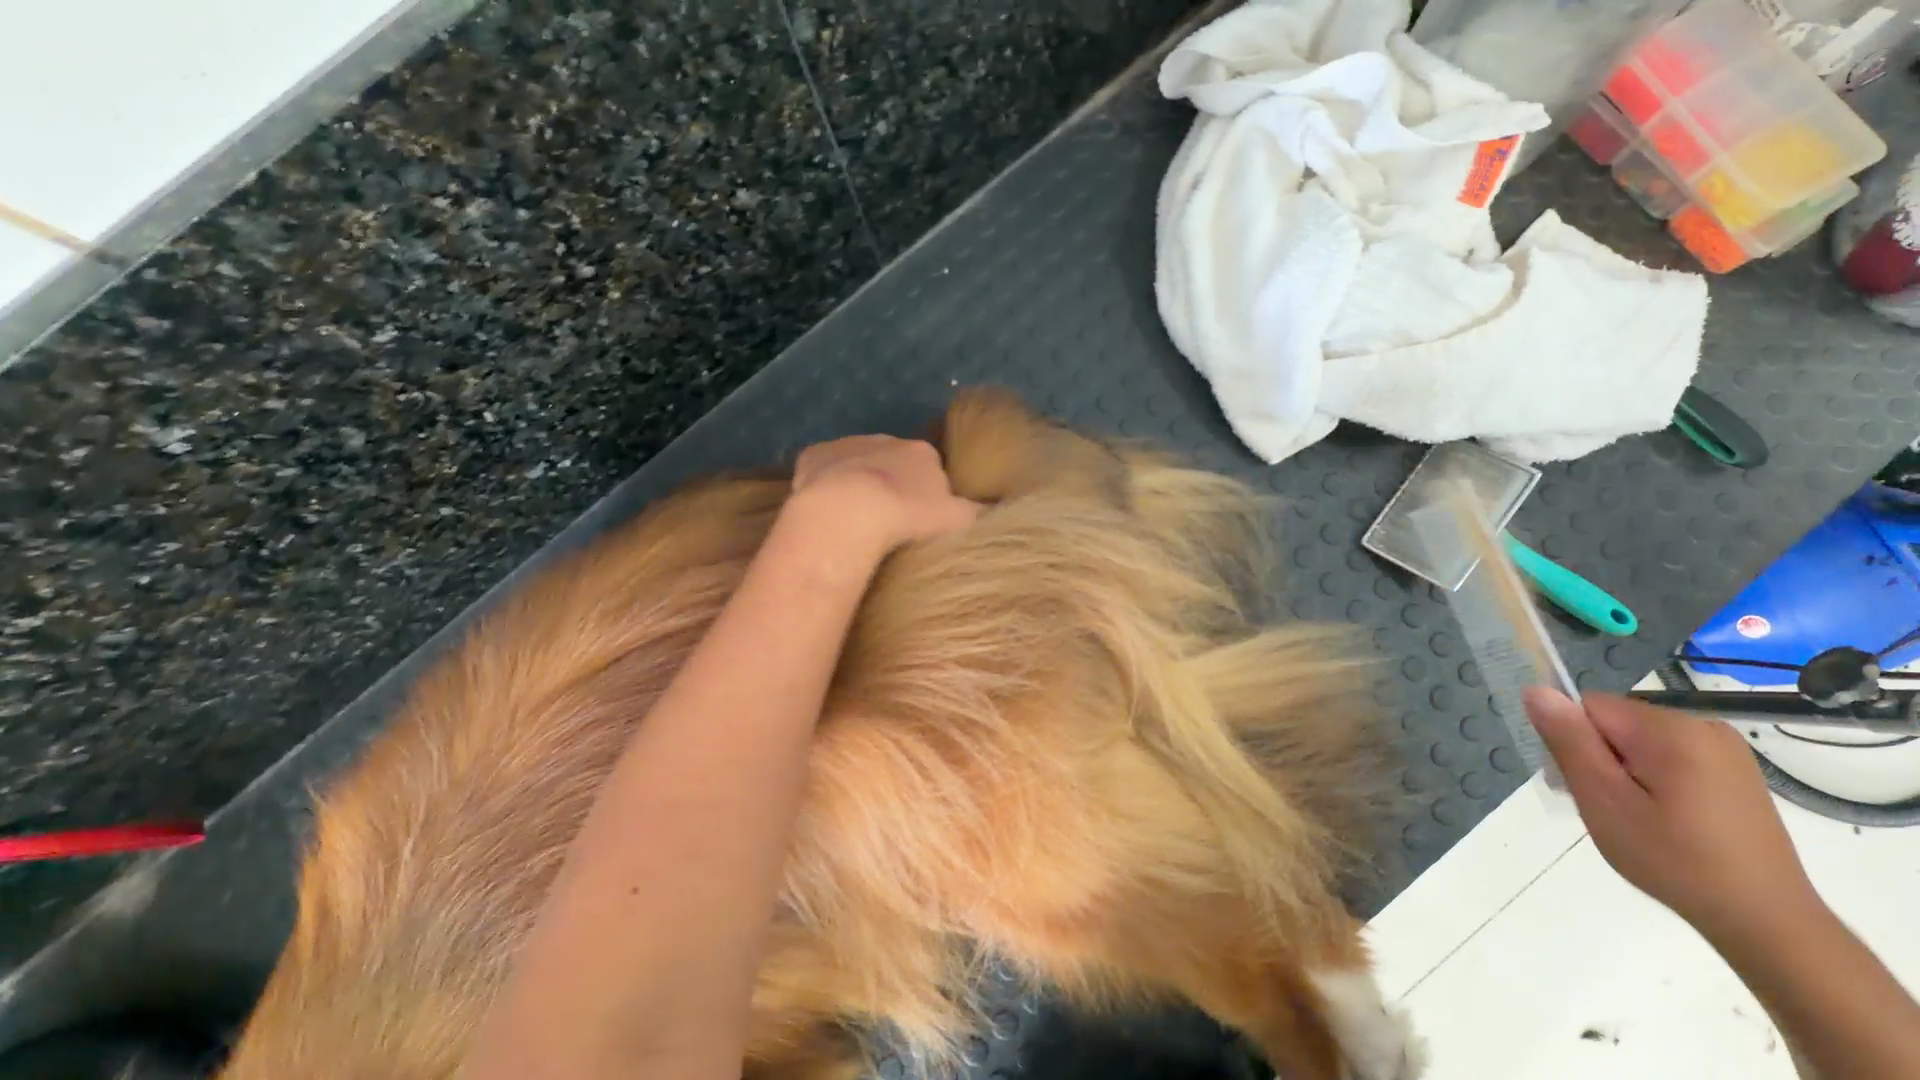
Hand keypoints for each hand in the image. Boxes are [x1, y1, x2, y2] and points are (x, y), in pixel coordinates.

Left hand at [789, 435, 979, 554]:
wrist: (850, 511)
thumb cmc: (909, 517)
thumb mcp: (958, 521)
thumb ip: (978, 514)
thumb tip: (999, 510)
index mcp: (923, 453)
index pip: (930, 470)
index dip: (923, 494)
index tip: (917, 519)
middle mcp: (887, 440)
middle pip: (891, 463)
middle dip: (889, 485)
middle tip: (885, 522)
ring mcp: (848, 445)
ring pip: (855, 464)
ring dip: (856, 484)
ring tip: (853, 520)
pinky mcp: (814, 456)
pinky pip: (821, 469)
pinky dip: (823, 484)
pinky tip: (825, 511)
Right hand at [1523, 689, 1818, 943]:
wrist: (1765, 918)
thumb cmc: (1676, 861)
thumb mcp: (1605, 802)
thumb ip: (1569, 742)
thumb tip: (1537, 690)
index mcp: (1670, 729)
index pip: (1590, 708)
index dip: (1576, 745)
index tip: (1588, 789)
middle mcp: (1703, 725)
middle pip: (1617, 723)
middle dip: (1601, 760)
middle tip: (1612, 812)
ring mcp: (1726, 748)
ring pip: (1642, 742)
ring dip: (1627, 773)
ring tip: (1640, 822)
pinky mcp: (1737, 771)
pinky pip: (1672, 758)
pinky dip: (1656, 782)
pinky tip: (1668, 821)